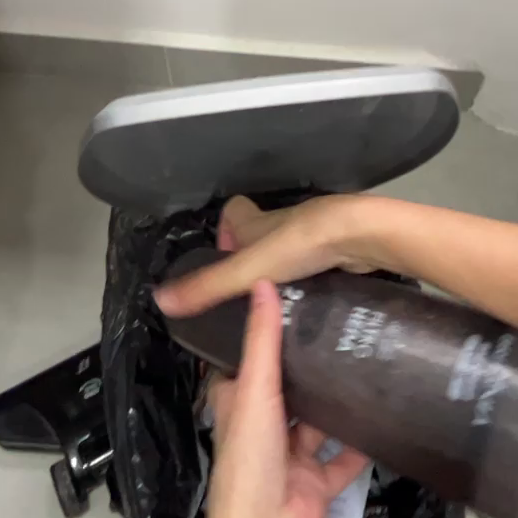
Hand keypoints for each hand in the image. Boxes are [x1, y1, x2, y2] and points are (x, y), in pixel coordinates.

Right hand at [156, 195, 390, 317]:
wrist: (356, 236)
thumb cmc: (297, 246)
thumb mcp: (245, 272)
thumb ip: (207, 288)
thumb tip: (160, 300)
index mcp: (256, 221)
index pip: (234, 211)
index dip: (226, 230)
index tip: (225, 260)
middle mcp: (282, 222)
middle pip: (260, 232)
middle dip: (252, 259)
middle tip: (248, 295)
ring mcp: (311, 234)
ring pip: (288, 249)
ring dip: (281, 273)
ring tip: (275, 307)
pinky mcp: (334, 249)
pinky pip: (314, 263)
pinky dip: (308, 280)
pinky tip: (307, 307)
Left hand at [196, 279, 370, 517]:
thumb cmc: (250, 456)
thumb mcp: (255, 387)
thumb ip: (262, 339)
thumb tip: (262, 281)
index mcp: (236, 402)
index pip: (248, 359)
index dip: (265, 334)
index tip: (293, 304)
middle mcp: (261, 425)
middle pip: (286, 389)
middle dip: (308, 367)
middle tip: (339, 330)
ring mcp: (289, 454)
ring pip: (316, 421)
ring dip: (335, 403)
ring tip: (363, 366)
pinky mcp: (315, 479)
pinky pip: (342, 457)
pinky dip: (358, 443)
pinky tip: (379, 418)